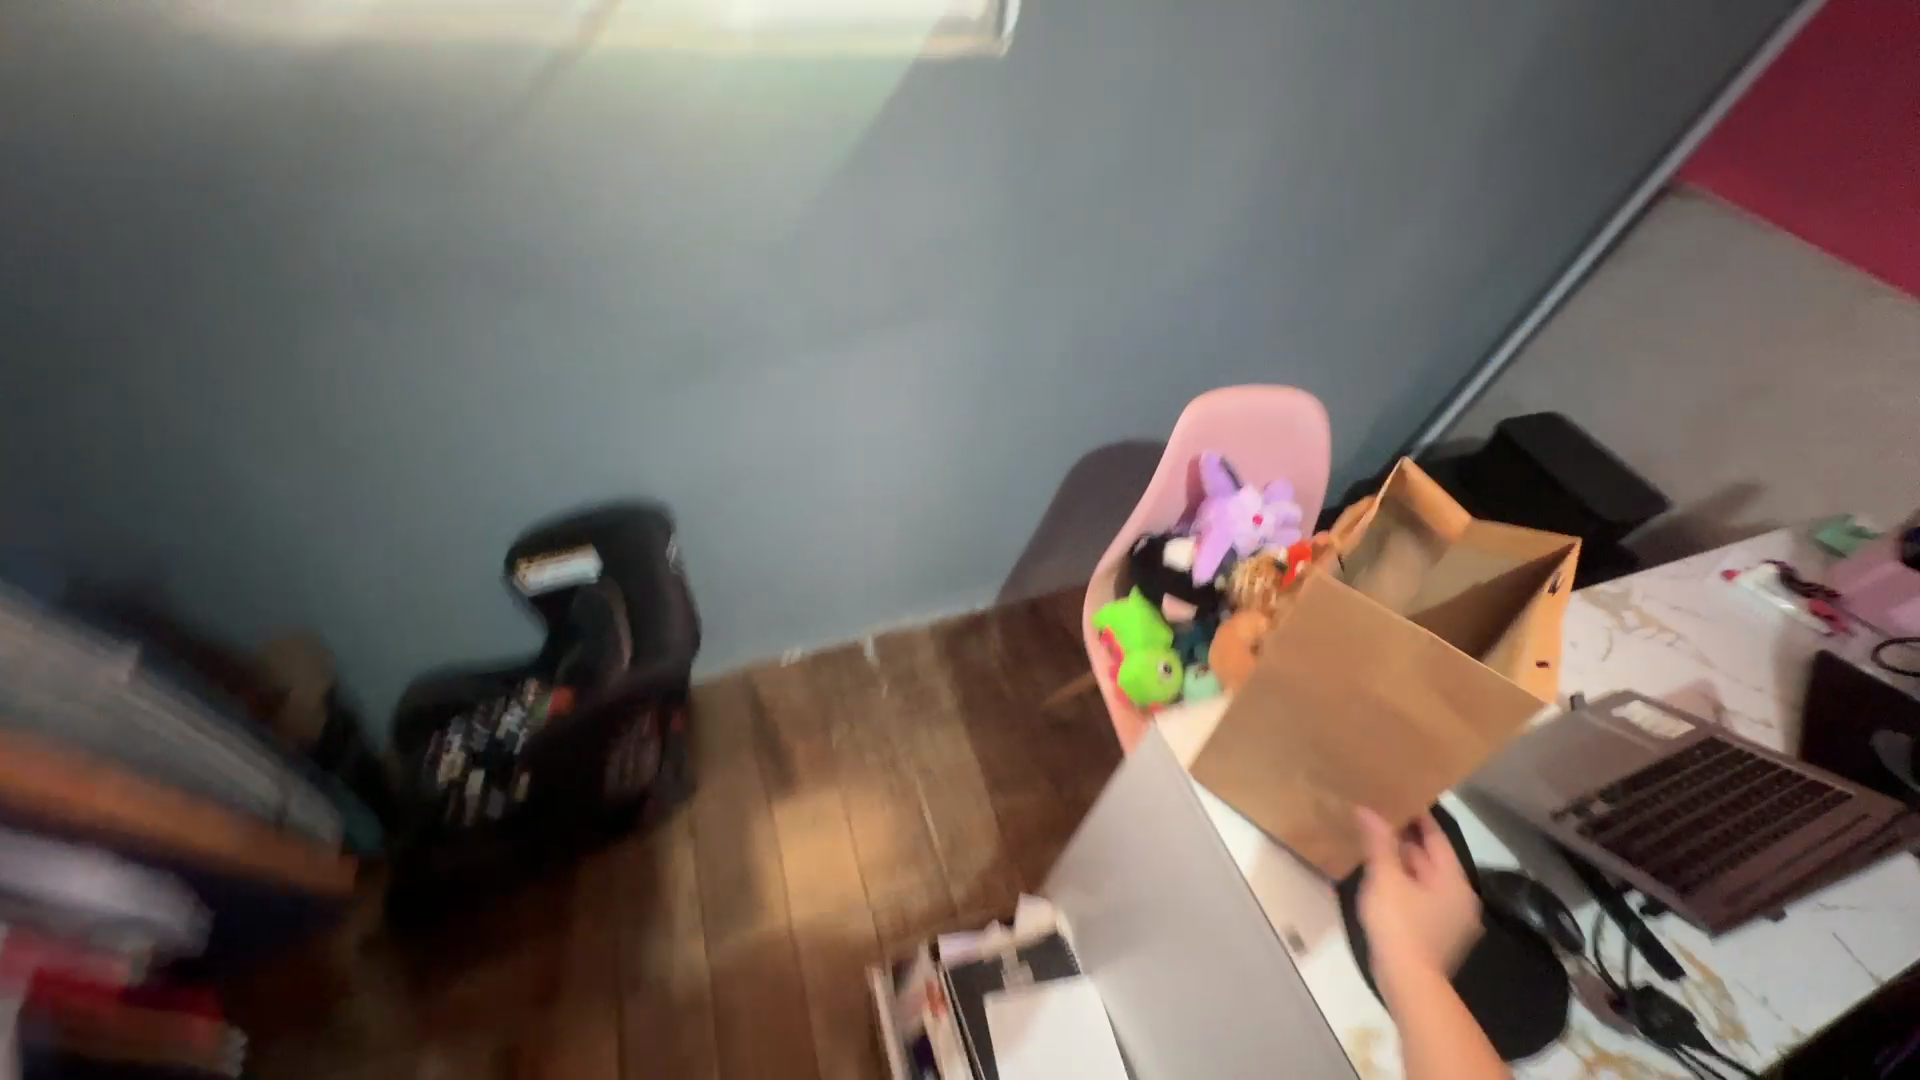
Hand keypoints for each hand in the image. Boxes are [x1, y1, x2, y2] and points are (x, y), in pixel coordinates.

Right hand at [1356, 807, 1482, 993]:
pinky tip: (1380, 877)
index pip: (1437, 837)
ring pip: (1424, 878)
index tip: (1397, 797)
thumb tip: (1368, 809)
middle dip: (1405, 839)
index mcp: (1453, 880)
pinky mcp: (1434, 933)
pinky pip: (1419, 896)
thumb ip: (1379, 842)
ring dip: (1402, 861)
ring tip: (1373, 843)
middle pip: (1432, 858)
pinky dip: (1403, 882)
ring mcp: (1449, 918)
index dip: (1418, 816)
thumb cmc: (1400, 924)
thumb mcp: (1385, 877)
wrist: (1408, 982)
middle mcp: (1459, 897)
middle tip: (1377, 817)